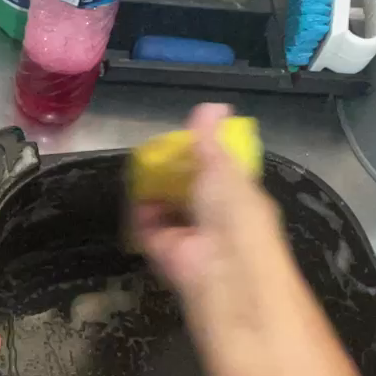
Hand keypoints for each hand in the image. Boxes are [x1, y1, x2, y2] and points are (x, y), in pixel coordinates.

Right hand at [132, 103, 307, 350]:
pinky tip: (135, 194)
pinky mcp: (166, 253)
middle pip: (192, 192)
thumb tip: (213, 106)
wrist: (222, 268)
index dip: (204, 157)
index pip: (222, 174)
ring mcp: (191, 237)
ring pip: (170, 211)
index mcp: (240, 197)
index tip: (186, 140)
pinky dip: (142, 213)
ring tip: (142, 170)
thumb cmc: (234, 213)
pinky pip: (150, 229)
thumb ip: (211, 142)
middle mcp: (217, 218)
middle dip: (176, 174)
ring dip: (157, 193)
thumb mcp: (224, 169)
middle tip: (158, 154)